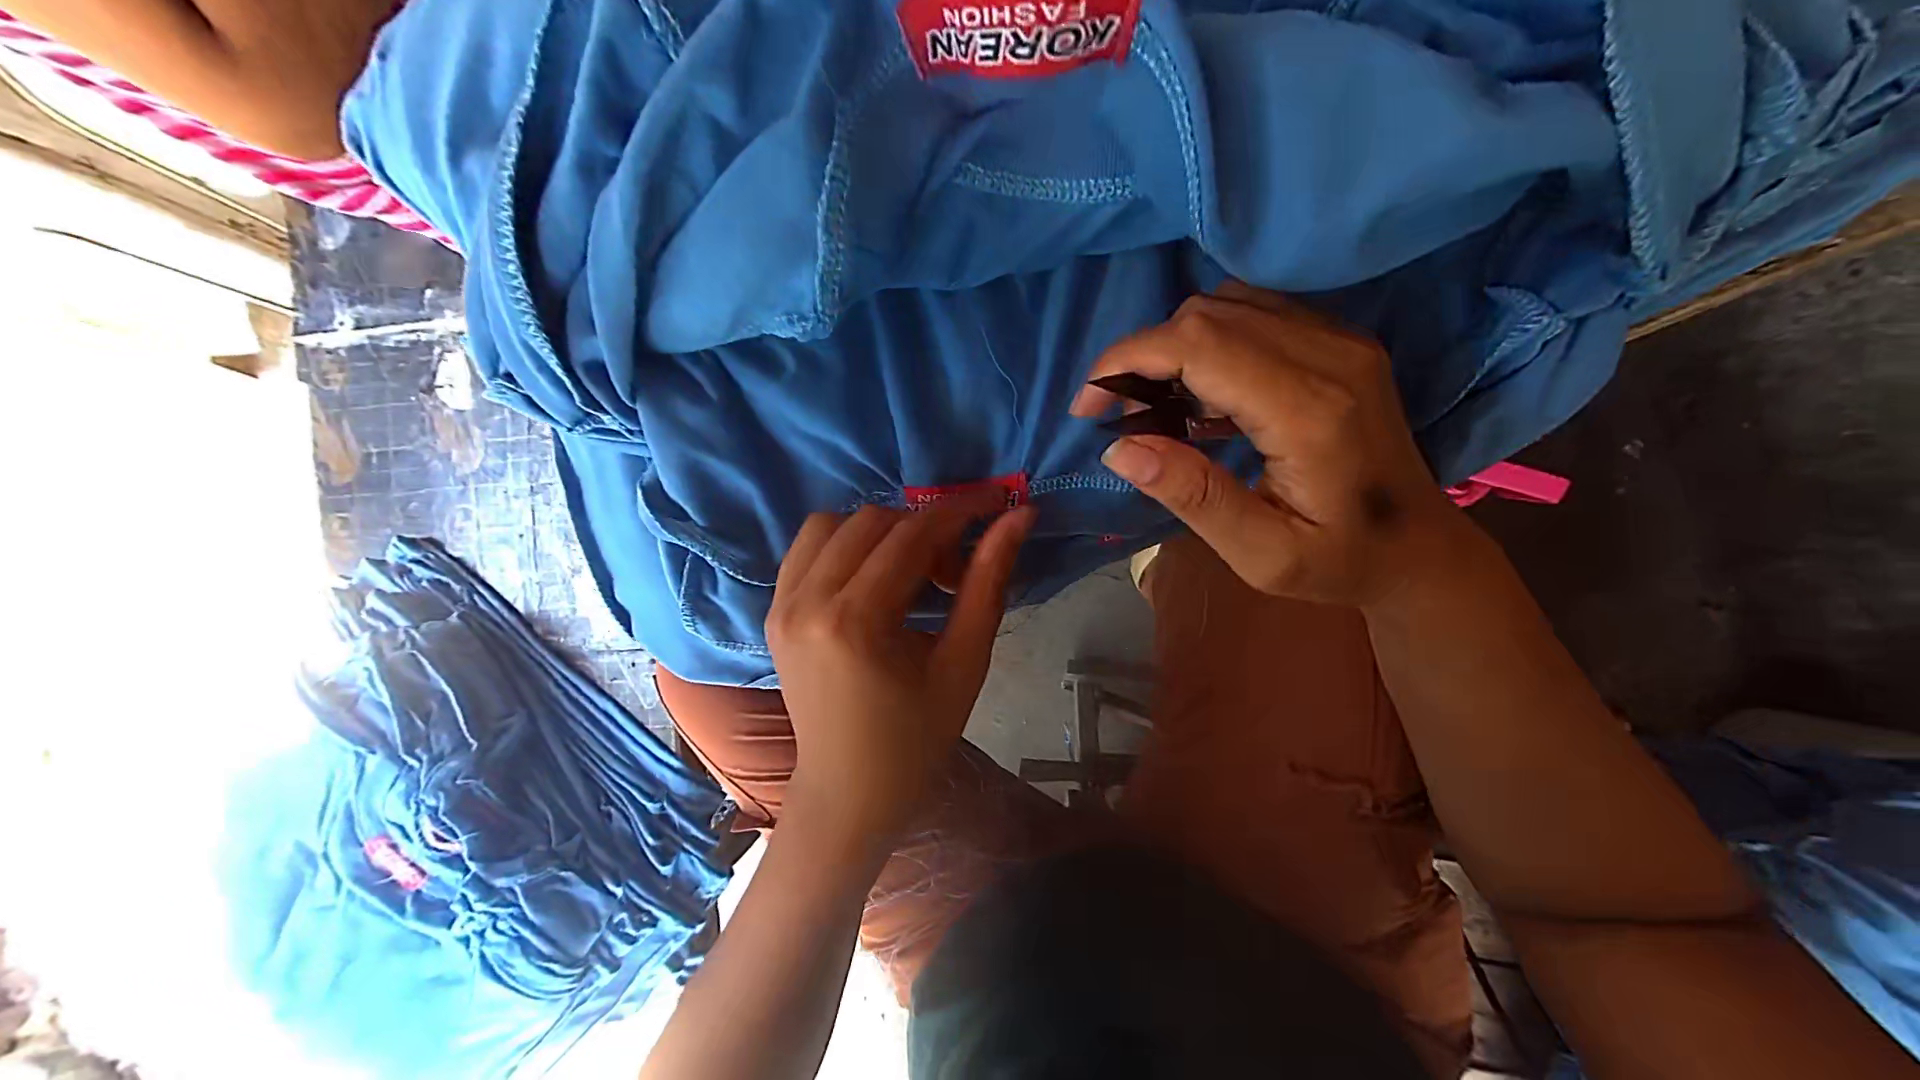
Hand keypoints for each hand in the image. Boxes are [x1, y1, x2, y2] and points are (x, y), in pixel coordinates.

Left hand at [767, 501, 1035, 840]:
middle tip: (954, 570)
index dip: (959, 512)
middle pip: (872, 521)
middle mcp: (807, 602)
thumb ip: (988, 582)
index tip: (997, 502)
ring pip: (833, 525)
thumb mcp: (964, 662)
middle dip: (923, 529)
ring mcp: (781, 605)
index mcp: (855, 621)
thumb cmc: (916, 739)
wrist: (849, 792)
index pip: (911, 535)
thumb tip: (1019, 518)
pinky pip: (808, 549)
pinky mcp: (773, 612)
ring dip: (880, 532)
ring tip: (912, 570)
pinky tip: (874, 577)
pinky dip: (845, 545)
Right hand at [1073, 282, 1466, 608]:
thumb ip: (1194, 497)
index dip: (1127, 361)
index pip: (1198, 344)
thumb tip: (1119, 447)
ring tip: (1159, 408)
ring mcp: (1340, 340)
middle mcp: (1329, 356)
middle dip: (1142, 356)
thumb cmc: (1340, 562)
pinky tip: (1202, 397)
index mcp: (1309, 411)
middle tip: (1119, 416)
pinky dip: (1207, 343)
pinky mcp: (1340, 341)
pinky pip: (1253, 313)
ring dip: (1173, 348)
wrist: (1420, 548)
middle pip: (1206, 315)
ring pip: (1226, 305)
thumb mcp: (1262, 556)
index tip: (1088, 405)